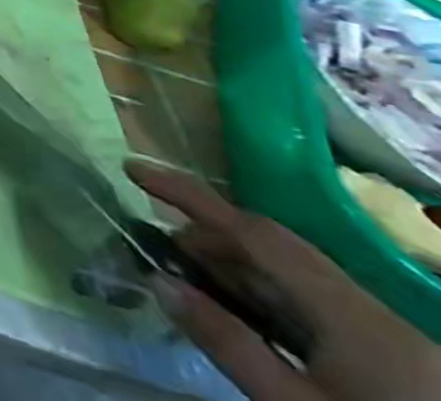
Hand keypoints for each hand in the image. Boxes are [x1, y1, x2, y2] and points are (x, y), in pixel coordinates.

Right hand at [129, 161, 440, 400]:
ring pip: (293, 271)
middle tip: (158, 243)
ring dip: (231, 261)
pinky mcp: (387, 350)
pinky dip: (259, 287)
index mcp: (350, 315)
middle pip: (276, 245)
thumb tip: (158, 281)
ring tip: (187, 276)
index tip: (133, 170)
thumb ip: (226, 341)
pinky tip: (236, 307)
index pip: (255, 233)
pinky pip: (309, 297)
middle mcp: (369, 309)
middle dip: (208, 232)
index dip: (190, 197)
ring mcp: (384, 330)